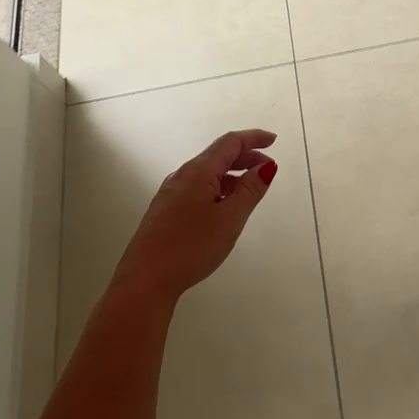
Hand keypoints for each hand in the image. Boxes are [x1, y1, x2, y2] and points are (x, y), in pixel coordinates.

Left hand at [114, 129, 277, 298]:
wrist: (145, 279)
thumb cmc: (191, 246)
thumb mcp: (230, 218)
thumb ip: (250, 190)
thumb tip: (266, 167)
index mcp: (199, 171)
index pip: (230, 143)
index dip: (253, 138)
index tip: (273, 140)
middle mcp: (182, 176)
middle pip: (218, 156)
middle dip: (246, 157)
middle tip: (268, 169)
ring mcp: (170, 193)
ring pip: (207, 174)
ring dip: (232, 175)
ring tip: (251, 190)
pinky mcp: (165, 210)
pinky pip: (198, 188)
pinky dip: (218, 188)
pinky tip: (224, 207)